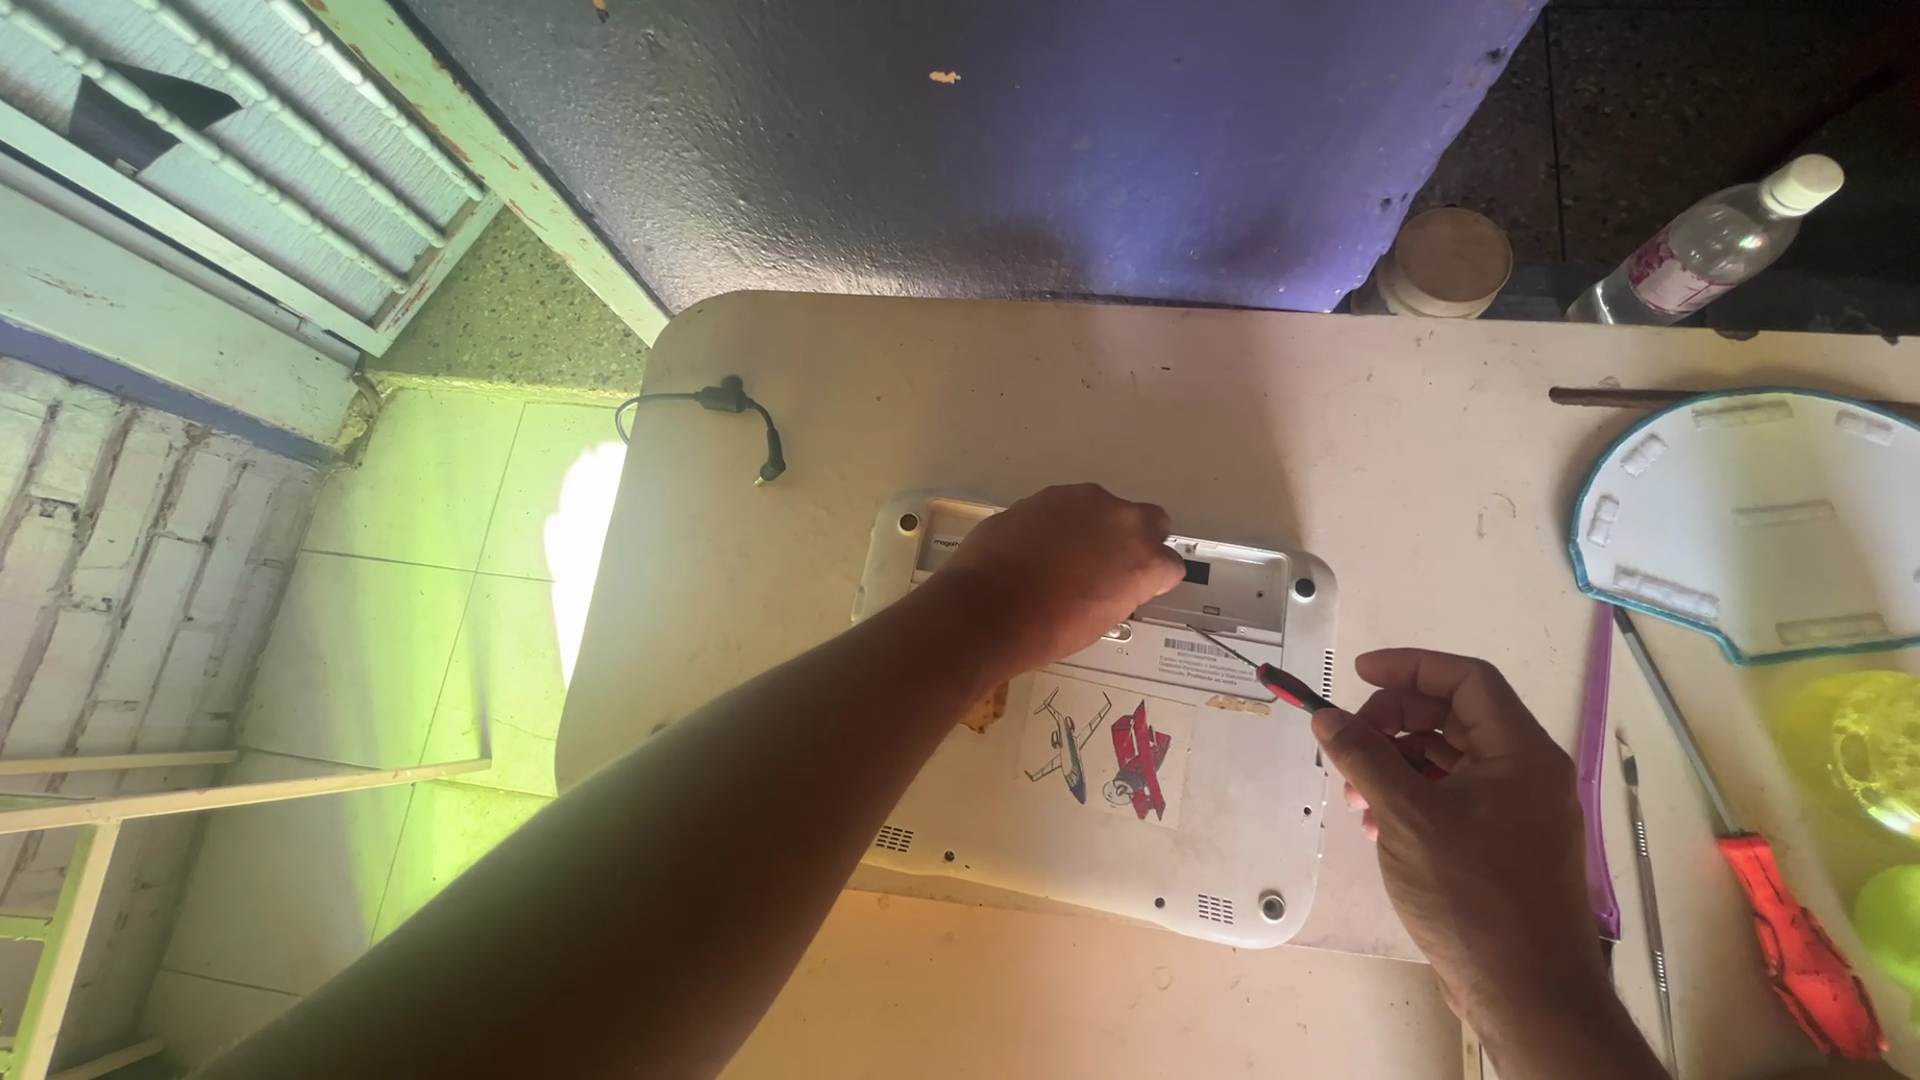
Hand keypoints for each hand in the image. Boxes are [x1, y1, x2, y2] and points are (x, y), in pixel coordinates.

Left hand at [930, 484, 1185, 677]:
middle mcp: (1122, 519)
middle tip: (1106, 565)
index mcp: (1146, 559)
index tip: (1134, 589)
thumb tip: (1113, 579)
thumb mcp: (1102, 618)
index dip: (1152, 579)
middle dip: (1135, 539)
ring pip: (1102, 508)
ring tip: (1062, 556)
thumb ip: (1121, 587)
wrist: (987, 607)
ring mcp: (1080, 500)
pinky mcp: (1044, 495)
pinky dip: (1058, 522)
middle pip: (1148, 521)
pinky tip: (1034, 546)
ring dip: (1093, 526)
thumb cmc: (1049, 629)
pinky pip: (1063, 507)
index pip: (1170, 565)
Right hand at [1311, 650, 1600, 1026]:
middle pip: (1450, 714)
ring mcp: (1513, 808)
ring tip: (1354, 792)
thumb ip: (1363, 756)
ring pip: (1444, 755)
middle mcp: (1524, 772)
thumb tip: (1325, 716)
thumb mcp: (1405, 815)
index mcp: (1520, 754)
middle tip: (1348, 740)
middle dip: (1391, 720)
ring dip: (1392, 760)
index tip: (1357, 673)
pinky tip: (1374, 820)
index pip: (1465, 679)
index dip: (1409, 666)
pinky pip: (1447, 792)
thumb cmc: (1472, 895)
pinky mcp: (1498, 839)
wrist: (1527, 995)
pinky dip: (1406, 792)